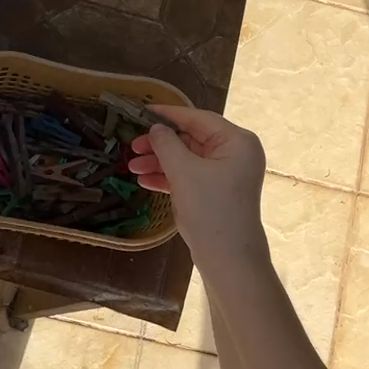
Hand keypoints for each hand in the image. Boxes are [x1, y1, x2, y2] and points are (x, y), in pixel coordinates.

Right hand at [127, 106, 268, 279]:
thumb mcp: (184, 172)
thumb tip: (155, 129)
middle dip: (160, 144)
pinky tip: (144, 180)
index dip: (168, 115)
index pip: (198, 119)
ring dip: (159, 162)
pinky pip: (188, 177)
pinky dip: (168, 177)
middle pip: (191, 139)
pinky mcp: (215, 193)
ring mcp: (226, 175)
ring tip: (132, 167)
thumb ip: (166, 145)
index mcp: (236, 141)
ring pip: (187, 159)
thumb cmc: (210, 208)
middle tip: (131, 146)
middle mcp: (235, 154)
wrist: (227, 256)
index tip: (141, 112)